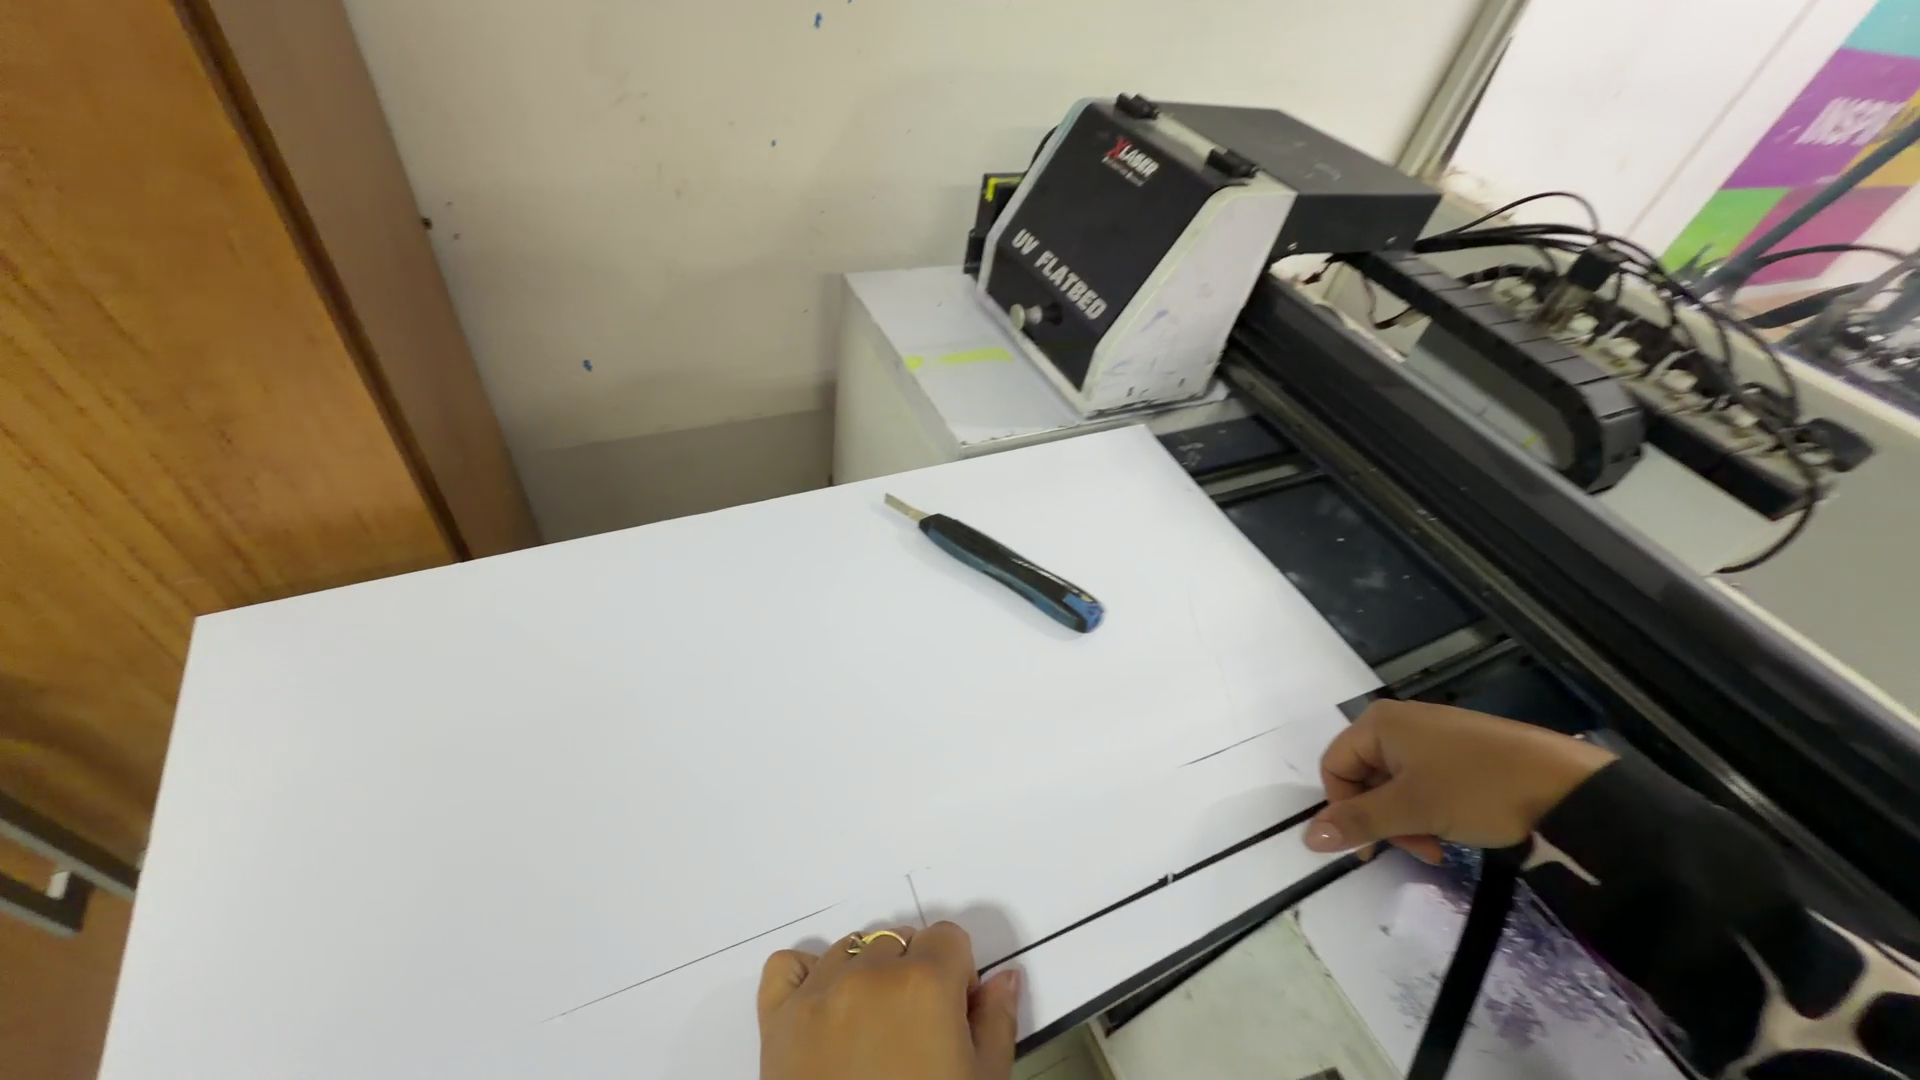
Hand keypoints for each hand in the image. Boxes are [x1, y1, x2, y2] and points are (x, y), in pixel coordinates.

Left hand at [758, 921, 1022, 1079]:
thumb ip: (996, 1021)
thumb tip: (1005, 979)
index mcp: (925, 983)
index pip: (949, 937)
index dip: (957, 976)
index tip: (953, 1015)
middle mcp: (869, 974)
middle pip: (899, 941)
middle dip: (913, 974)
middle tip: (914, 1032)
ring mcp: (818, 994)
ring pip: (849, 949)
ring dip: (865, 975)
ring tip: (872, 1031)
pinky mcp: (776, 1019)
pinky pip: (788, 965)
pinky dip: (806, 977)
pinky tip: (826, 1010)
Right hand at [1304, 700, 1616, 863]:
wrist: (1570, 786)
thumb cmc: (1478, 789)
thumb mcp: (1412, 809)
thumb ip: (1357, 822)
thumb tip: (1307, 838)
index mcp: (1379, 723)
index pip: (1334, 767)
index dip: (1344, 810)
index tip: (1372, 848)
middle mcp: (1400, 722)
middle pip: (1364, 776)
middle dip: (1382, 819)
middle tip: (1416, 848)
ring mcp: (1433, 735)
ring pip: (1395, 784)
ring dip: (1407, 820)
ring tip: (1438, 845)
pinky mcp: (1462, 751)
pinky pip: (1424, 781)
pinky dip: (1429, 809)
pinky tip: (1454, 830)